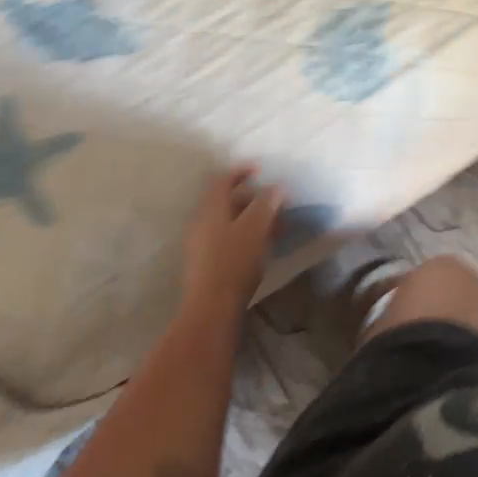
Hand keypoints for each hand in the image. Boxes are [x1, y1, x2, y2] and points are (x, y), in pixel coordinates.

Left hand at [181, 165, 283, 319]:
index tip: (260, 169)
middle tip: (272, 199)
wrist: (212, 307)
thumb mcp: (256, 228)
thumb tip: (276, 187)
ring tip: (273, 223)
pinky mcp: (206, 264)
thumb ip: (266, 204)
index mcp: (210, 209)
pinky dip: (244, 234)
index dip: (241, 171)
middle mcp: (201, 222)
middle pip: (224, 201)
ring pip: (227, 221)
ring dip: (249, 217)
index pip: (222, 180)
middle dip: (250, 197)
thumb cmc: (234, 261)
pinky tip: (260, 246)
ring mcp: (201, 244)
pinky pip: (227, 238)